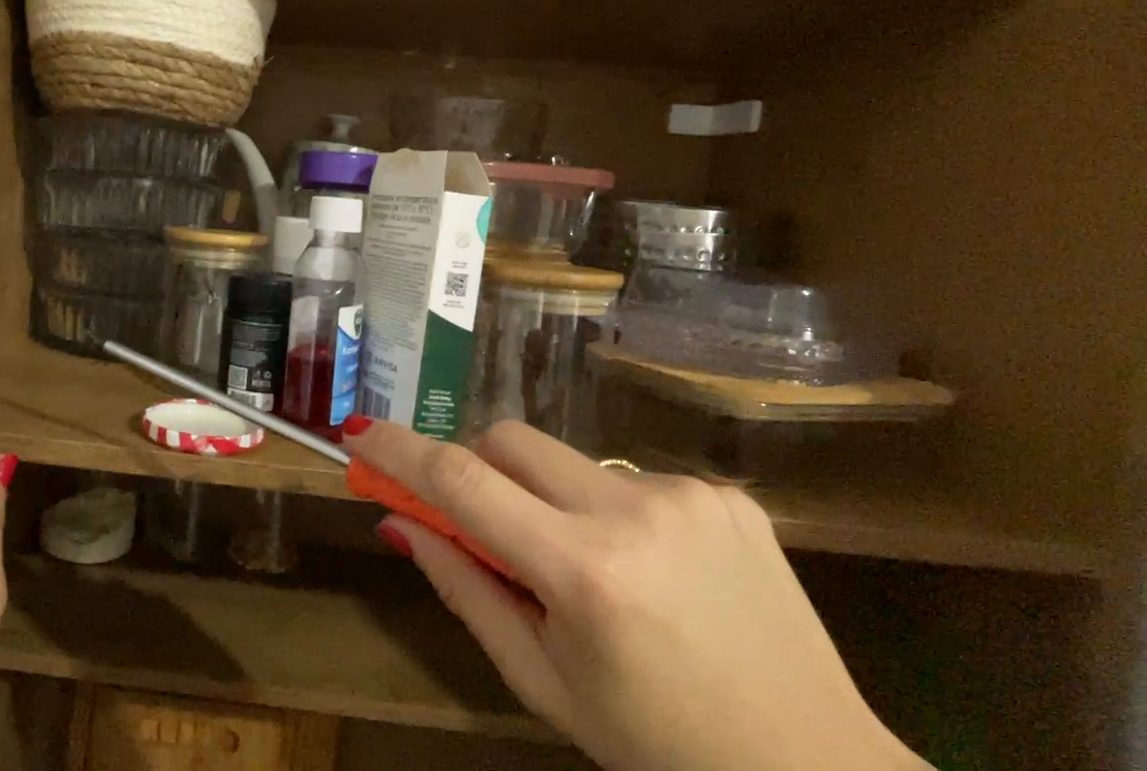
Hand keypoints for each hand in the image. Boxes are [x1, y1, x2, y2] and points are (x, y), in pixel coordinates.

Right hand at [347, 417, 930, 770]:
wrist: (813, 769)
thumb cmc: (654, 742)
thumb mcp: (540, 678)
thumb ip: (463, 587)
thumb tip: (398, 520)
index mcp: (584, 572)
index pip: (463, 482)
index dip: (401, 451)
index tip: (359, 435)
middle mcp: (635, 512)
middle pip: (509, 440)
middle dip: (476, 467)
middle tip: (480, 522)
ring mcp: (690, 495)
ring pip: (569, 461)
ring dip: (549, 498)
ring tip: (588, 570)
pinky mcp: (727, 494)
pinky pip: (629, 479)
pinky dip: (610, 512)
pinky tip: (649, 570)